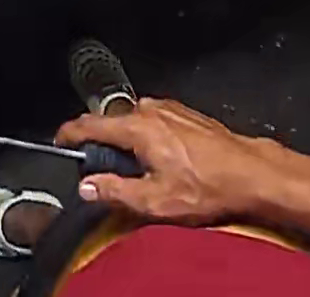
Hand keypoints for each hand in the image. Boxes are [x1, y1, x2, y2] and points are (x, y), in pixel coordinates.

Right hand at [56, 99, 284, 223]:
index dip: (70, 132)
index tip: (59, 140)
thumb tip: (87, 186)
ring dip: (128, 141)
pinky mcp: (181, 111)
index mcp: (135, 127)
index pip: (90, 124)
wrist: (250, 173)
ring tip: (143, 170)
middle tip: (109, 172)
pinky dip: (147, 136)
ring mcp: (165, 107)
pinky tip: (164, 160)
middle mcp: (147, 109)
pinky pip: (152, 120)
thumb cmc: (207, 187)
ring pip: (132, 121)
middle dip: (104, 144)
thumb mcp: (157, 201)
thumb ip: (116, 191)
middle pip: (111, 122)